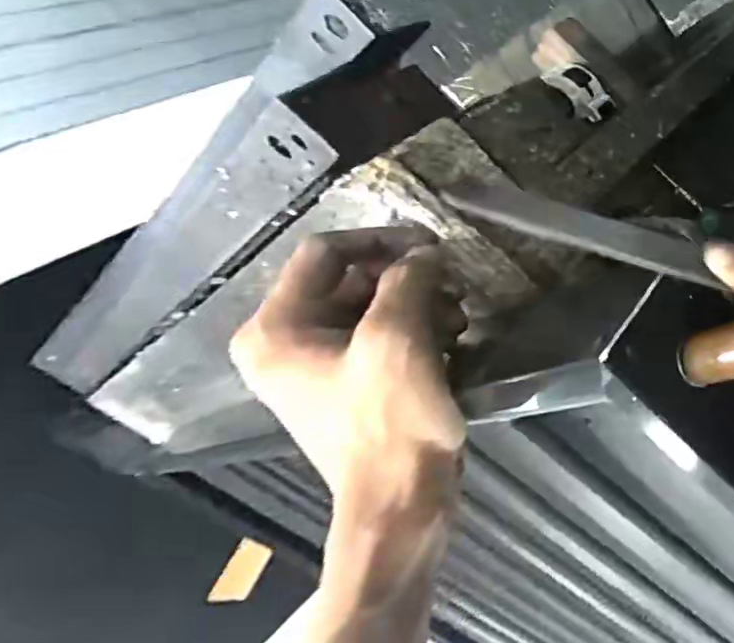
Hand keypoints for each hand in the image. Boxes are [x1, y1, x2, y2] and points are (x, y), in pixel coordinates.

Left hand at [231, 227, 467, 503]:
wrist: (401, 494)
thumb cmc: (388, 417)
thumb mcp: (397, 336)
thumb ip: (409, 278)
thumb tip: (426, 252)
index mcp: (276, 330)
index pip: (326, 250)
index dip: (382, 239)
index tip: (434, 249)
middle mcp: (288, 340)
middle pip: (355, 275)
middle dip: (410, 277)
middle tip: (453, 288)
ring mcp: (322, 360)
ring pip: (378, 299)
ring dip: (424, 301)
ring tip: (458, 320)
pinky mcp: (355, 376)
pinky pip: (387, 328)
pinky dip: (422, 324)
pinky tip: (451, 339)